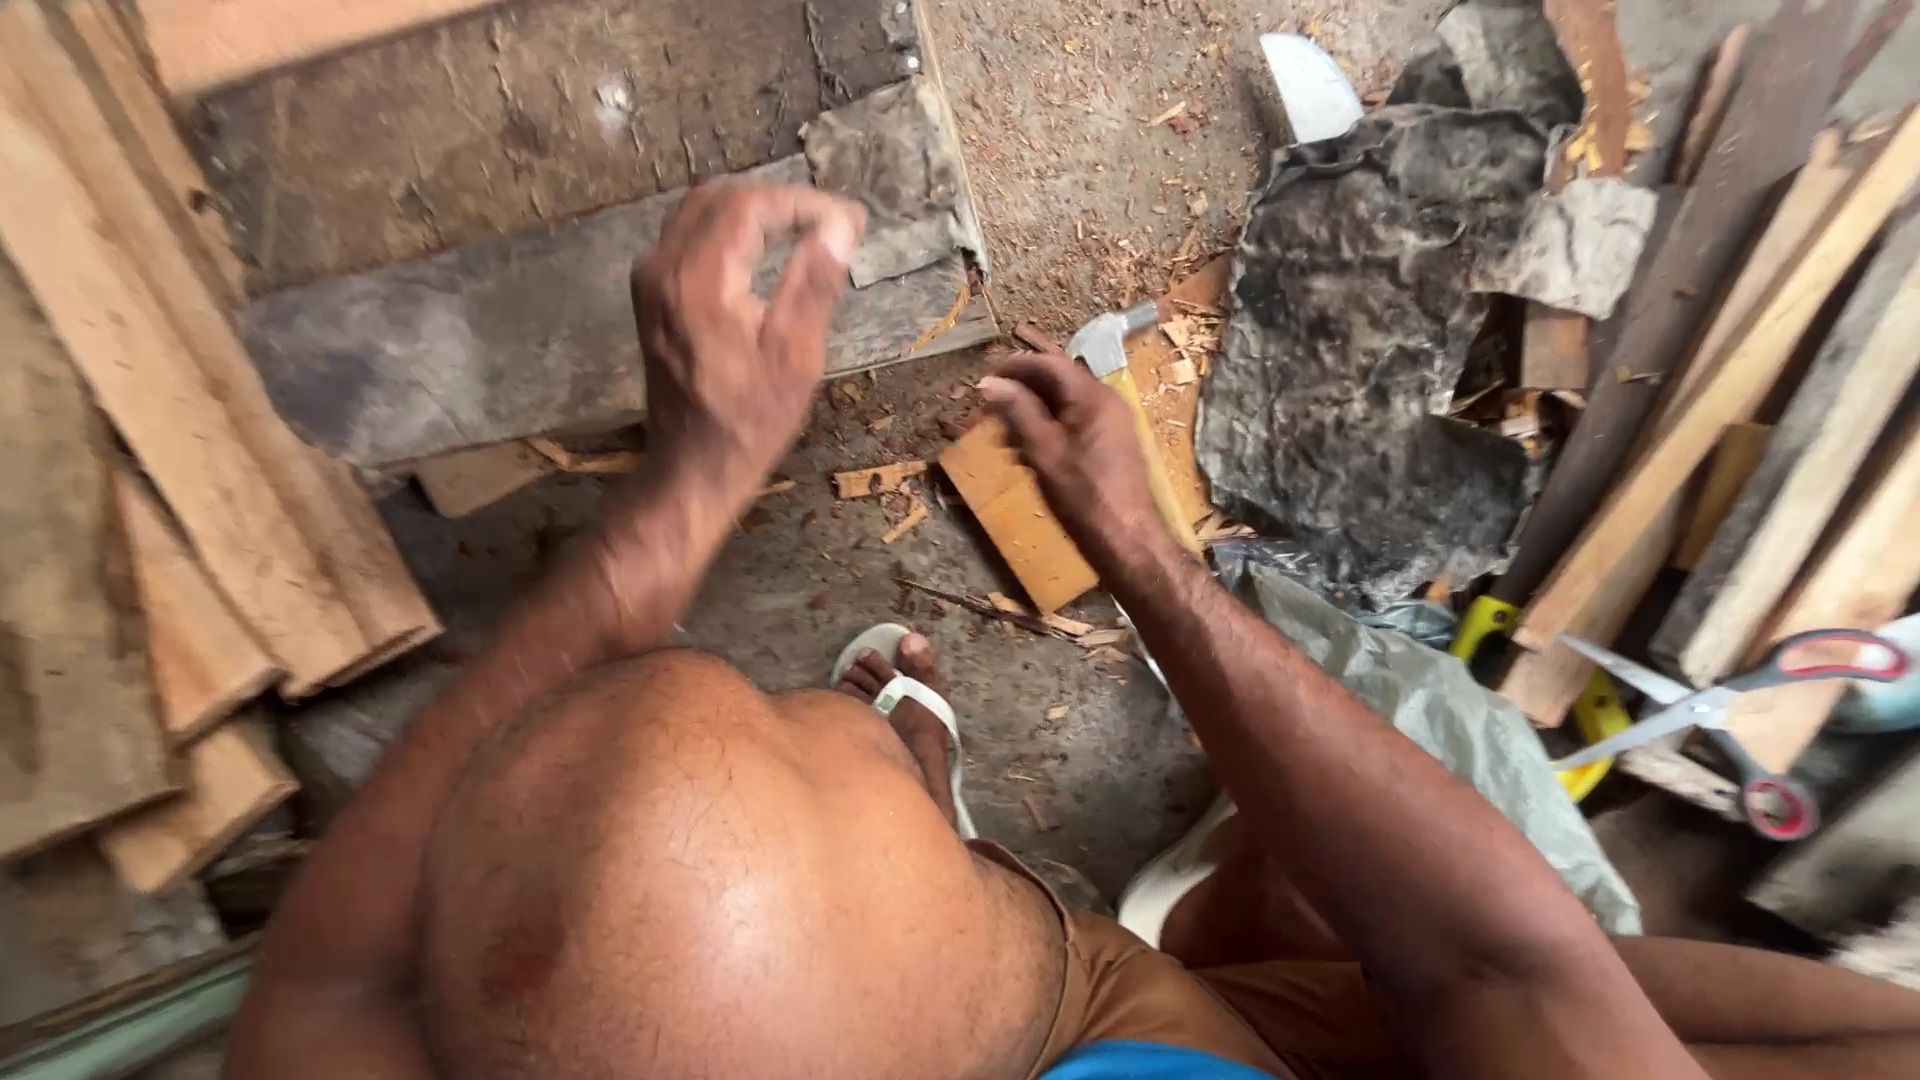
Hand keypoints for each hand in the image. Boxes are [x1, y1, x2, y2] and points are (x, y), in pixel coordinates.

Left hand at [631, 183, 865, 488]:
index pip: (751, 206)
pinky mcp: (651, 295)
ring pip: (701, 211)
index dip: (804, 204)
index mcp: (700, 280)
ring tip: (806, 231)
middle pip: (722, 197)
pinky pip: (688, 236)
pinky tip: (763, 249)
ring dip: (754, 212)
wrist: (693, 464)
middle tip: (833, 224)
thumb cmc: (751, 420)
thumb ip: (813, 285)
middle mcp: (663, 266)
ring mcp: (650, 279)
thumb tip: (839, 227)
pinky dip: (729, 230)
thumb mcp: (795, 358)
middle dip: (781, 202)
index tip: (850, 221)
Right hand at [978, 352, 1167, 572]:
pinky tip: (1029, 454)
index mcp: (1093, 396)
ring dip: (1032, 414)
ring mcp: (1112, 423)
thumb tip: (990, 382)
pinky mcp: (1111, 444)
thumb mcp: (1043, 449)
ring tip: (1005, 438)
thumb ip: (1017, 410)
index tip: (987, 380)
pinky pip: (1075, 424)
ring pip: (1065, 405)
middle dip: (1022, 394)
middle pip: (1058, 383)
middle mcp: (1107, 401)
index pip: (1050, 363)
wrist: (1125, 536)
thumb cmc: (1082, 493)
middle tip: (991, 413)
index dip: (1016, 366)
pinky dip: (1049, 430)